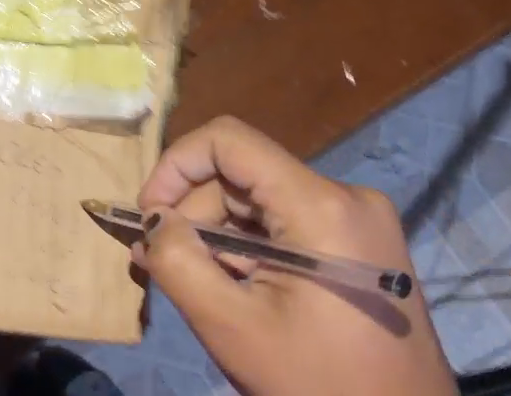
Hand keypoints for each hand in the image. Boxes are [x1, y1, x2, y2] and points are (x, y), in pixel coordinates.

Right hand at [134, 117, 456, 395]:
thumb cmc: (320, 386)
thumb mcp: (231, 327)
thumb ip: (176, 260)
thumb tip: (152, 219)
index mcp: (322, 206)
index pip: (227, 140)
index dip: (176, 164)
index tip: (150, 214)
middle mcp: (346, 197)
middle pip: (239, 175)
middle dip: (193, 212)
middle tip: (164, 260)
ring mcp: (358, 220)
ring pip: (257, 200)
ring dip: (217, 235)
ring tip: (194, 282)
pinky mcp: (360, 244)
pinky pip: (283, 222)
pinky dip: (247, 247)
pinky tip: (230, 285)